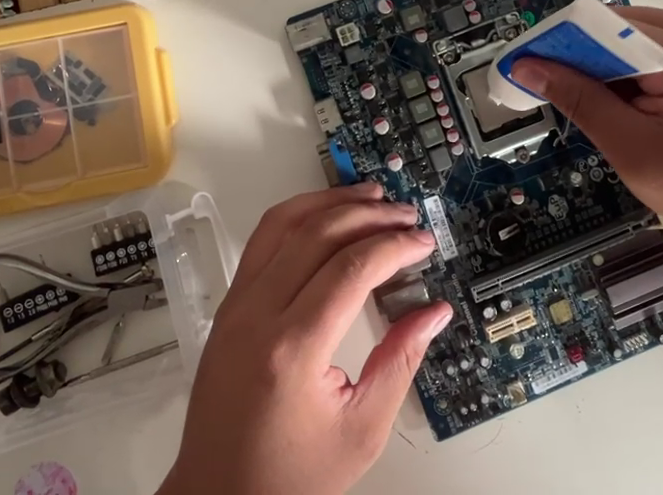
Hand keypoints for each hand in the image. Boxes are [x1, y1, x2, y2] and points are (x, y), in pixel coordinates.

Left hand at [157, 184, 451, 494]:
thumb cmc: (287, 478)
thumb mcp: (360, 431)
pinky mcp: (228, 306)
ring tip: (371, 196)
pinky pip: (262, 241)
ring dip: (330, 202)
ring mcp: (235, 306)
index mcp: (290, 350)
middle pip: (317, 235)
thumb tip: (434, 312)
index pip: (349, 269)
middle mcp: (255, 315)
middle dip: (369, 216)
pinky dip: (298, 216)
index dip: (393, 246)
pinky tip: (326, 215)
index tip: (423, 242)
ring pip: (283, 224)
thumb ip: (400, 362)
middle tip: (407, 216)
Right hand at [509, 7, 662, 254]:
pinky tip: (621, 100)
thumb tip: (525, 67)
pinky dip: (629, 69)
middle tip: (551, 86)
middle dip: (584, 55)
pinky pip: (655, 47)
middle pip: (623, 26)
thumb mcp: (629, 146)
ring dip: (606, 63)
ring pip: (635, 35)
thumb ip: (578, 98)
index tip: (524, 63)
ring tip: (591, 101)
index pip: (611, 27)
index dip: (562, 43)